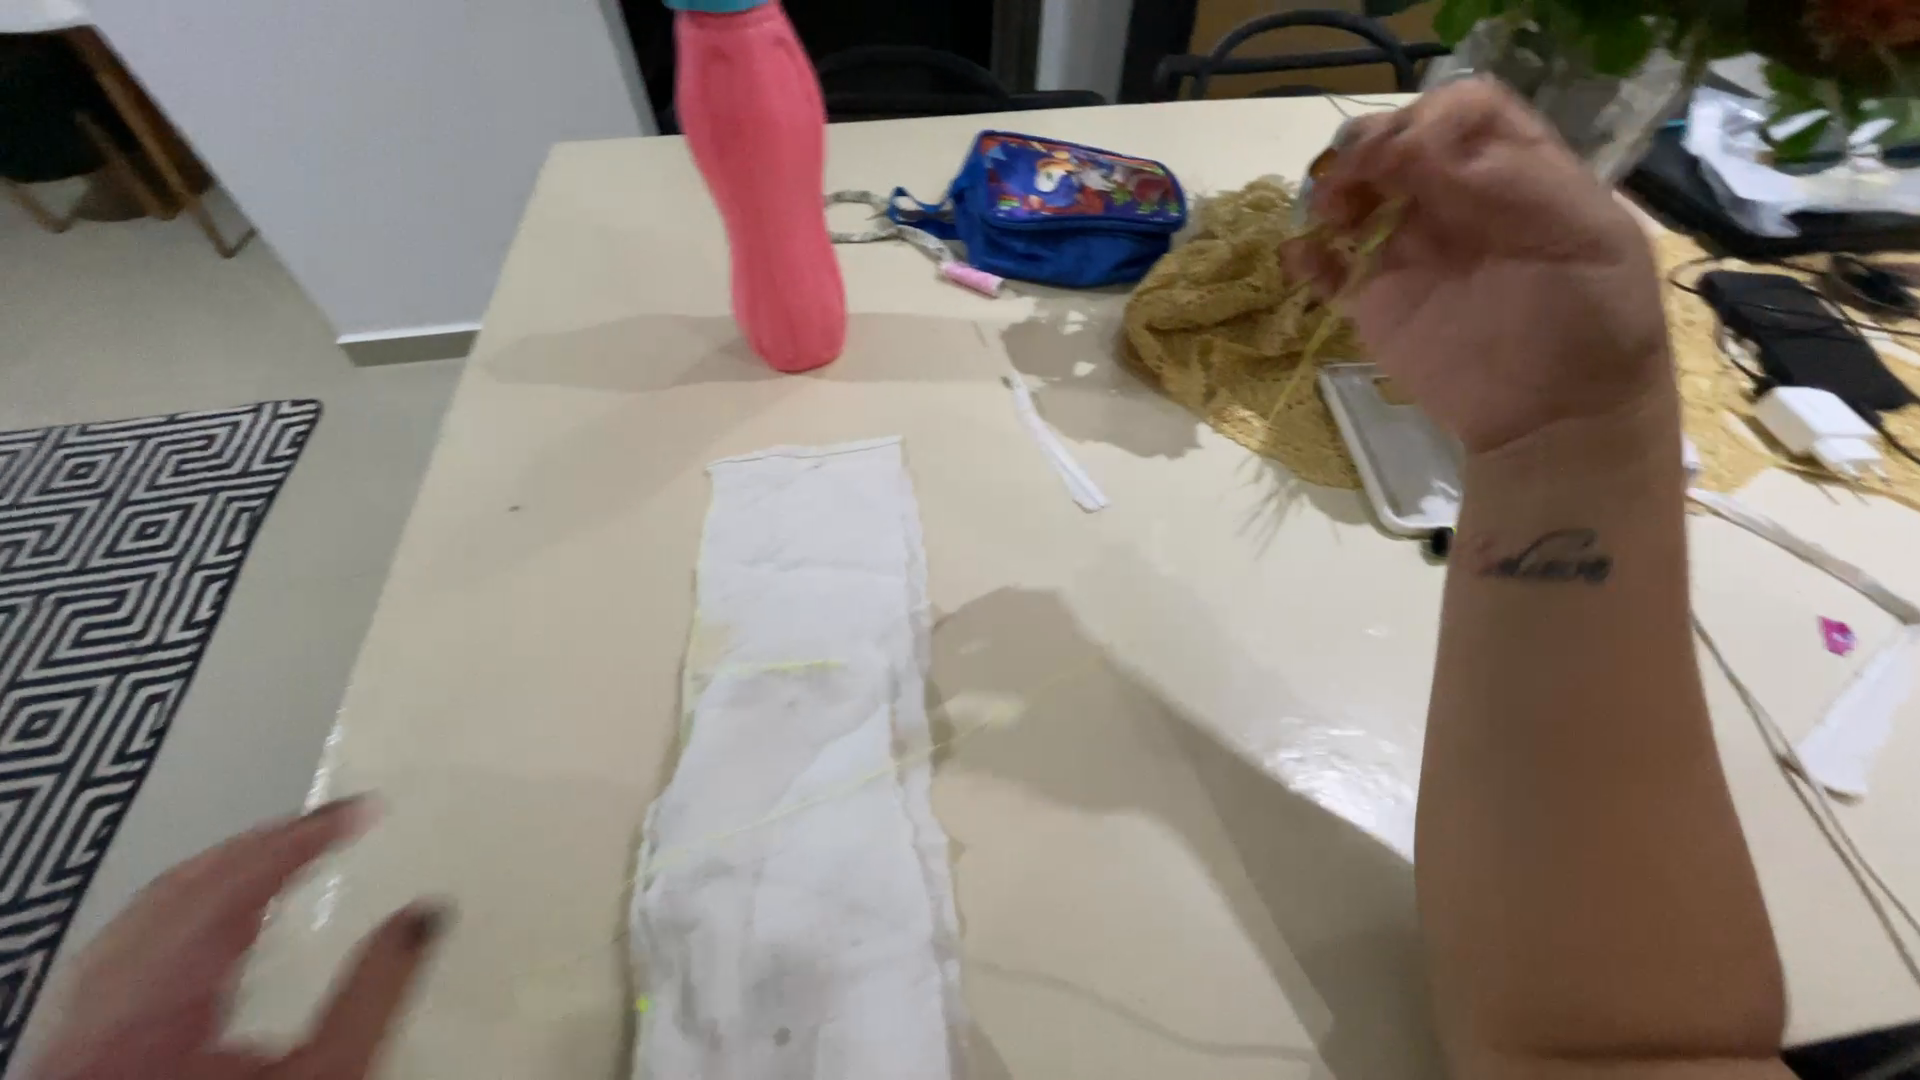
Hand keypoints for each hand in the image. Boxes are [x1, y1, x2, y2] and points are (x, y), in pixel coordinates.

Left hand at [29, 798, 446, 1079]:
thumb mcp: (330, 1079)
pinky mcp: (77, 1045)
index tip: (363, 808)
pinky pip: (129, 943)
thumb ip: (377, 990)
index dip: (301, 837)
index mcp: (157, 1011)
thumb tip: (426, 910)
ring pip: (142, 913)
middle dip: (260, 841)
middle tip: (334, 820)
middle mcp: (101, 1008)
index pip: (233, 889)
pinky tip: (225, 908)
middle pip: (177, 890)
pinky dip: (188, 903)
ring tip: (290, 846)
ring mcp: (76, 1028)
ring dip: (222, 866)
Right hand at [1287, 78, 1672, 453]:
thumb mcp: (1580, 239)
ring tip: (1327, 220)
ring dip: (1333, 193)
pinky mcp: (1374, 302)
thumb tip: (1421, 150)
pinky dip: (1305, 257)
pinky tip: (1300, 259)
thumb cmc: (1585, 327)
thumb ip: (1514, 185)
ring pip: (1359, 196)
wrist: (1551, 418)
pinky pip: (1329, 268)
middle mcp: (1457, 203)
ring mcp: (1410, 253)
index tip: (1399, 158)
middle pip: (1399, 146)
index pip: (1464, 114)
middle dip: (1367, 150)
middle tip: (1347, 184)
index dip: (1425, 121)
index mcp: (1517, 175)